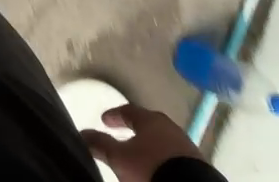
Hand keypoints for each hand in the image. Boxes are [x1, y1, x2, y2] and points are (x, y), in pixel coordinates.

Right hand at [79, 103, 204, 181]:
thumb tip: (82, 133)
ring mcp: (184, 144)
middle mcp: (168, 126)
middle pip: (147, 124)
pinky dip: (162, 157)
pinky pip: (173, 154)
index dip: (114, 115)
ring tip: (140, 155)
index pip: (128, 110)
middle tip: (122, 136)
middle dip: (134, 129)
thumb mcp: (119, 158)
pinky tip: (158, 166)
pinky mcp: (196, 162)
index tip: (104, 120)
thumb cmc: (150, 167)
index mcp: (149, 120)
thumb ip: (101, 144)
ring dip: (149, 144)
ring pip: (162, 139)